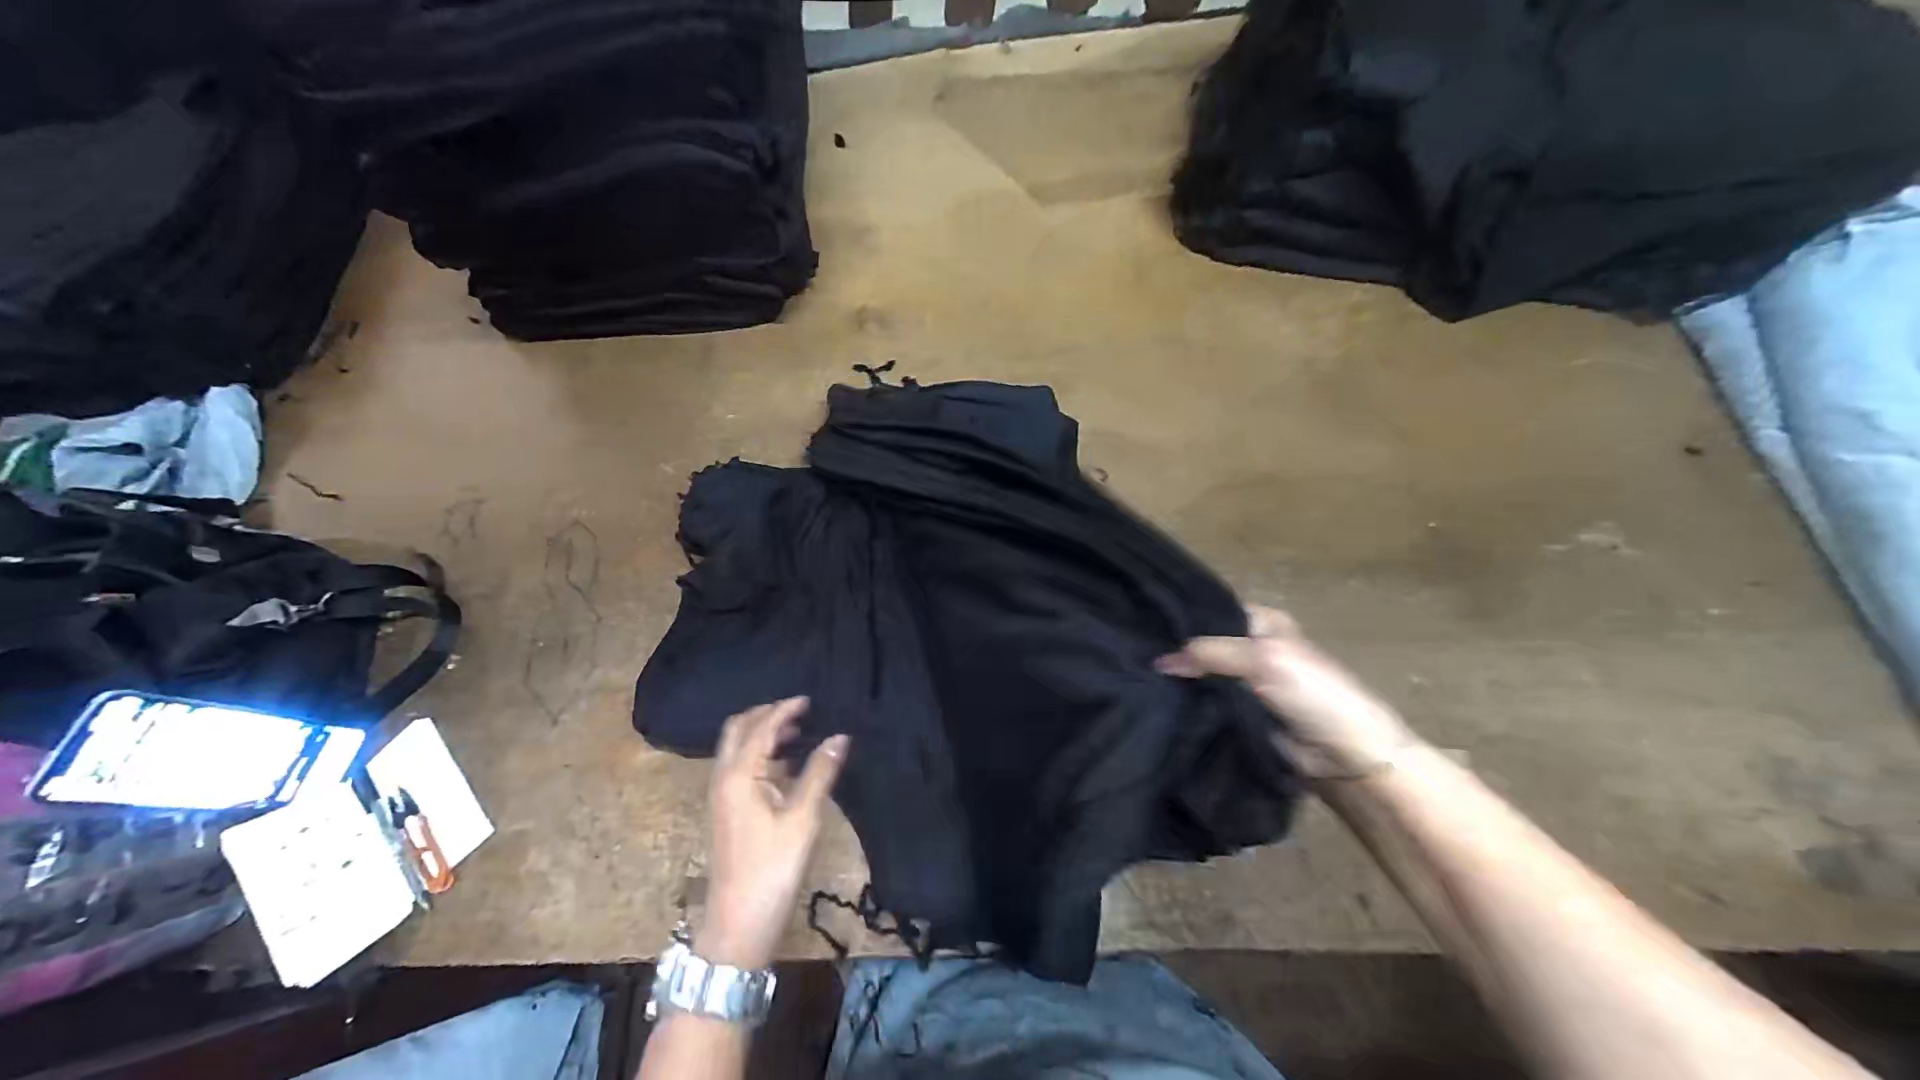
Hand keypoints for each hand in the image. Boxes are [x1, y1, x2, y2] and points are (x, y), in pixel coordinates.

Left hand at [696, 697, 849, 969]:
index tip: (810, 699)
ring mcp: (722, 795)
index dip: (785, 709)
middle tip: (799, 710)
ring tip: (798, 731)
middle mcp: (724, 778)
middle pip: (738, 730)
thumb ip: (820, 773)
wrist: (738, 923)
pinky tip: (787, 763)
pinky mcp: (727, 810)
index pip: (761, 727)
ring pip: (737, 748)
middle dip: (766, 714)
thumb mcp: (802, 818)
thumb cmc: (772, 868)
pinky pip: (740, 765)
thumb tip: (840, 737)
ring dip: (763, 733)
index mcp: (739, 775)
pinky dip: (761, 752)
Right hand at [1158, 606, 1418, 778]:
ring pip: (1200, 677)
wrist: (1348, 754)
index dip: (1180, 620)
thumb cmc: (1314, 692)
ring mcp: (1243, 682)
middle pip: (1202, 645)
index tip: (1141, 626)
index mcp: (1260, 621)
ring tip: (1136, 680)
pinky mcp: (1237, 713)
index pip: (1210, 611)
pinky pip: (1205, 704)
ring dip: (1178, 682)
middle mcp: (1249, 646)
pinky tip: (1157, 702)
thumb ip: (1209, 653)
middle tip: (1132, 656)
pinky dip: (1187, 705)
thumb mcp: (1262, 658)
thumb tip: (1159, 663)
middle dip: (1175, 652)